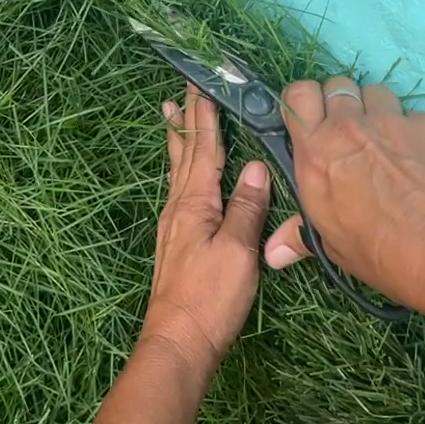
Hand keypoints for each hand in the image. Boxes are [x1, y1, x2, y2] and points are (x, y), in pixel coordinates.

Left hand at [139, 81, 272, 375]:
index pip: (204, 147)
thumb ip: (246, 207)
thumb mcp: (237, 251)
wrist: (178, 339)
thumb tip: (254, 164)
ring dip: (179, 138)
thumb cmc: (211, 296)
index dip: (205, 115)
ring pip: (178, 167)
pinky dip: (181, 164)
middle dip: (188, 118)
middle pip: (186, 151)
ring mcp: (174, 220)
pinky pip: (179, 186)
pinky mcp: (176, 237)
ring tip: (169, 113)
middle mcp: (180, 203)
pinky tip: (182, 170)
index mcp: (196, 201)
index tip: (202, 84)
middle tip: (182, 87)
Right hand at [263, 76, 424, 314]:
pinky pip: (414, 116)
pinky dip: (413, 131)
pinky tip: (424, 159)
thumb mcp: (334, 246)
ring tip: (387, 141)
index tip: (312, 120)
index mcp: (317, 151)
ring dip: (376, 111)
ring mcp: (392, 121)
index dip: (304, 102)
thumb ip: (298, 235)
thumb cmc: (385, 254)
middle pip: (336, 85)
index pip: (297, 94)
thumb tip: (273, 253)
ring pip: (375, 92)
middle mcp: (349, 127)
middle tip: (350, 133)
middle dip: (340, 103)